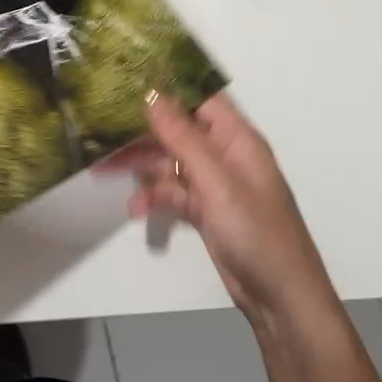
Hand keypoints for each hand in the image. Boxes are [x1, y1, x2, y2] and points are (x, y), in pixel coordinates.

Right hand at [99, 93, 334, 322]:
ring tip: (102, 169)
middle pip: (175, 129)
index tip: (123, 80)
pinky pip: (170, 191)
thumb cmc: (257, 232)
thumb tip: (151, 93)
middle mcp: (224, 154)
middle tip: (100, 129)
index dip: (164, 86)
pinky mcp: (204, 209)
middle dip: (140, 131)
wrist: (281, 301)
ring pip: (168, 160)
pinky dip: (152, 197)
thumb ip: (182, 136)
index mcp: (236, 138)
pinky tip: (134, 209)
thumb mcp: (217, 182)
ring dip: (140, 166)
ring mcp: (214, 183)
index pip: (197, 97)